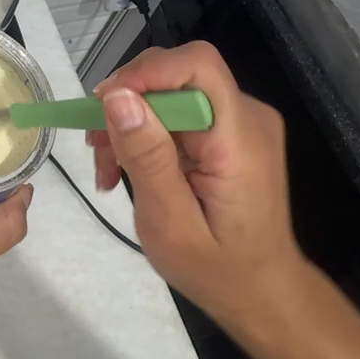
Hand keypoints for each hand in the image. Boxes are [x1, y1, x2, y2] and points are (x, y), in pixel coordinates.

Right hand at [89, 42, 303, 327]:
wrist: (263, 293)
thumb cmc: (217, 269)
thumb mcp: (170, 223)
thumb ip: (147, 157)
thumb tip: (118, 97)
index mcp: (240, 139)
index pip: (197, 66)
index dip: (145, 72)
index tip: (102, 105)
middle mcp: (246, 117)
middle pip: (177, 74)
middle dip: (128, 102)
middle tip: (96, 148)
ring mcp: (239, 123)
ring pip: (170, 93)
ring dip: (130, 123)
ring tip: (108, 170)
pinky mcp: (228, 132)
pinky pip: (178, 113)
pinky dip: (145, 134)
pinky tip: (127, 169)